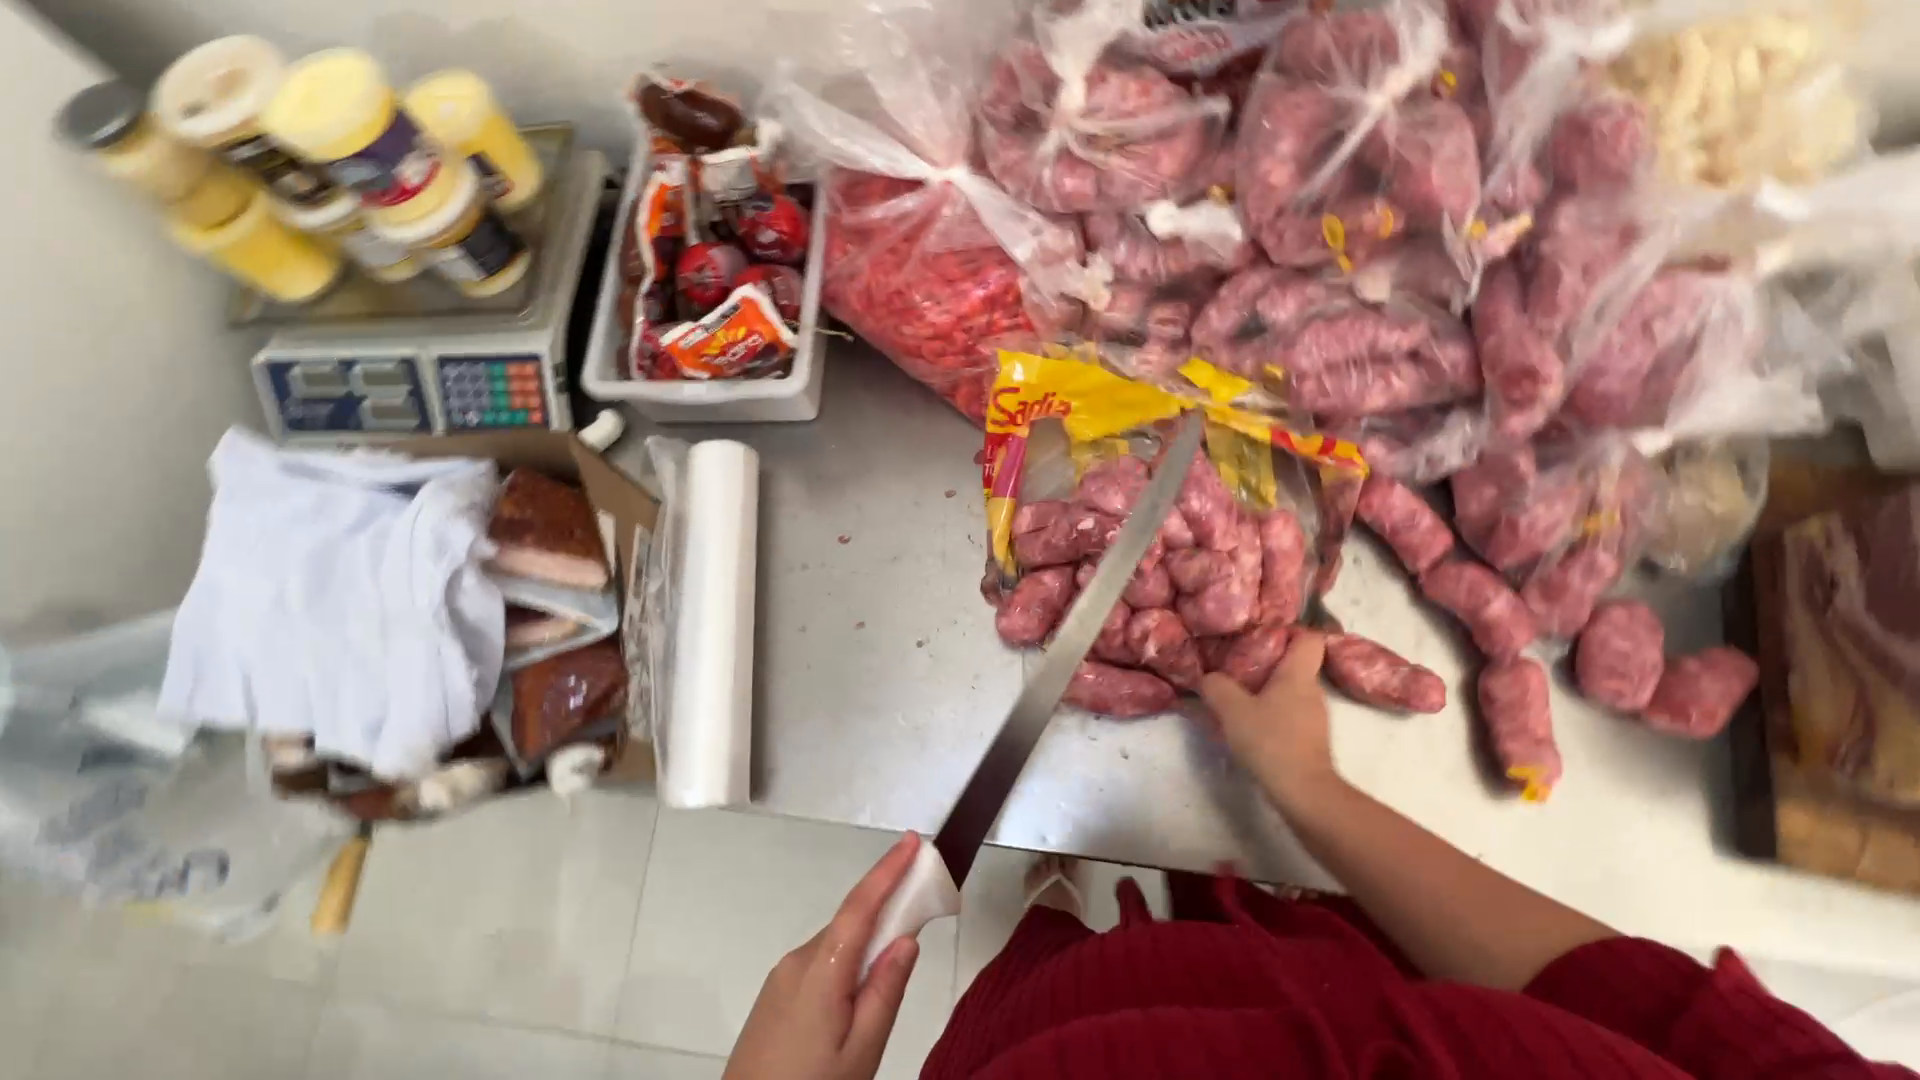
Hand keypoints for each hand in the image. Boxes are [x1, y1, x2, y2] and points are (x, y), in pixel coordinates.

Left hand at [724, 832, 923, 1079]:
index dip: (888, 869)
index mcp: (822, 969)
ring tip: (897, 964)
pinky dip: (847, 961)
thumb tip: (906, 939)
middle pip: (851, 922)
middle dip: (888, 906)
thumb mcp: (861, 1051)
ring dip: (868, 941)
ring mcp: (782, 977)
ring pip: (837, 946)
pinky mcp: (775, 996)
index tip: (913, 839)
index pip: (861, 906)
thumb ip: (885, 991)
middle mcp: (798, 960)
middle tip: (926, 901)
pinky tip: (859, 991)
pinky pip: (821, 963)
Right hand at [1199, 629, 1343, 811]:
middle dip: (1267, 661)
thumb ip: (1216, 687)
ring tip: (1237, 695)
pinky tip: (1248, 724)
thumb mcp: (1232, 709)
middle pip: (1295, 664)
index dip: (1288, 631)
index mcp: (1298, 675)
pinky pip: (1289, 712)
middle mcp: (1312, 690)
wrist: (1303, 791)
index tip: (1261, 634)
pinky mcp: (1310, 738)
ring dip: (1266, 689)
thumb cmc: (1271, 741)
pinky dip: (1271, 712)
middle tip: (1236, 664)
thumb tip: (1208, 677)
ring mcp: (1314, 716)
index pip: (1309, 637)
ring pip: (1290, 690)